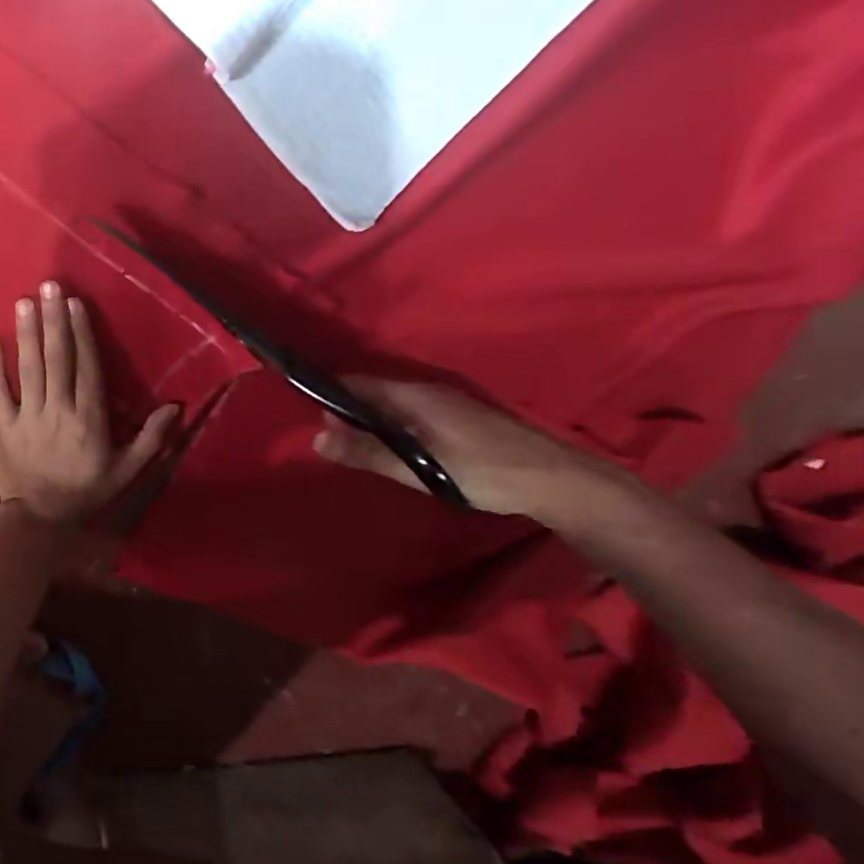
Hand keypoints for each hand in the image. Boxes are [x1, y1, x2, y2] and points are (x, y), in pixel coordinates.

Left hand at [0, 281, 177, 523]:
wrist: (39, 520)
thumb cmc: (85, 493)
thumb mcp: (126, 472)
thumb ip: (151, 440)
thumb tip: (176, 407)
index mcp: (88, 419)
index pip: (86, 368)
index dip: (82, 334)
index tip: (76, 305)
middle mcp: (58, 410)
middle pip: (57, 359)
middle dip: (54, 321)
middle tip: (50, 287)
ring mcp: (28, 417)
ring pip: (28, 369)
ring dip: (27, 334)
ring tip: (25, 302)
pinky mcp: (4, 426)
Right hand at [310, 377, 643, 524]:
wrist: (557, 480)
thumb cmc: (484, 472)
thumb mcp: (420, 468)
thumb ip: (369, 454)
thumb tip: (317, 440)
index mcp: (415, 395)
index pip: (358, 383)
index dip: (329, 393)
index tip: (306, 411)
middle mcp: (428, 390)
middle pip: (374, 392)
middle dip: (347, 409)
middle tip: (327, 438)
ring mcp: (447, 403)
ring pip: (393, 403)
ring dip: (370, 419)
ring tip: (352, 444)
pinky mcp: (459, 418)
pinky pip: (410, 413)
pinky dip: (391, 425)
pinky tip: (392, 447)